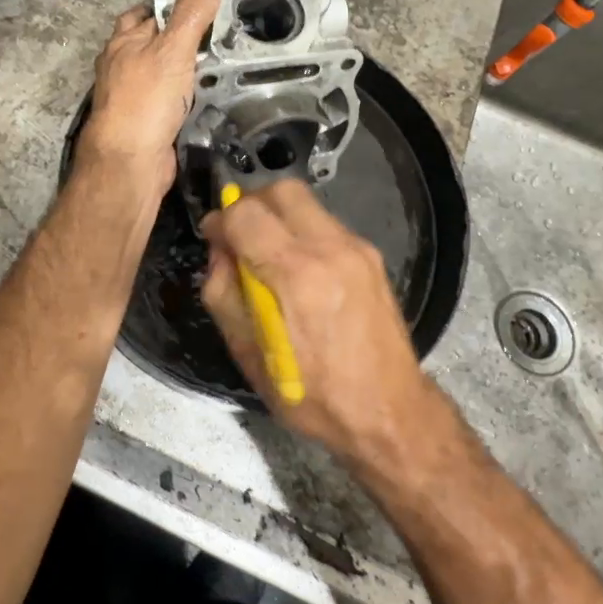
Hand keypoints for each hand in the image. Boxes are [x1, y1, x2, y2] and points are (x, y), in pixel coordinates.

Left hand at [78, 0, 221, 190]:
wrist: (130, 161)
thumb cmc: (146, 100)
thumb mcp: (173, 50)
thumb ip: (191, 16)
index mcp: (123, 42)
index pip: (146, 12)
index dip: (171, 4)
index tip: (201, 4)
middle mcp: (121, 66)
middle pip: (150, 42)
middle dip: (176, 37)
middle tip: (214, 34)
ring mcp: (129, 96)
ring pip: (158, 72)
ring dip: (181, 68)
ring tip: (218, 62)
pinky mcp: (142, 122)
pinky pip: (165, 100)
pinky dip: (182, 95)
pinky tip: (202, 96)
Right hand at [201, 180, 430, 470]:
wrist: (389, 412)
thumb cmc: (311, 394)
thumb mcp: (247, 353)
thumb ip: (223, 292)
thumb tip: (219, 252)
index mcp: (294, 276)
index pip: (244, 214)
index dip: (220, 220)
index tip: (213, 238)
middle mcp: (328, 250)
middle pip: (279, 190)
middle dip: (250, 204)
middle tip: (239, 234)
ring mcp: (355, 249)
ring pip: (305, 202)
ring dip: (277, 216)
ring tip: (268, 252)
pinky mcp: (372, 256)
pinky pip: (326, 224)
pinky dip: (302, 231)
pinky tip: (298, 268)